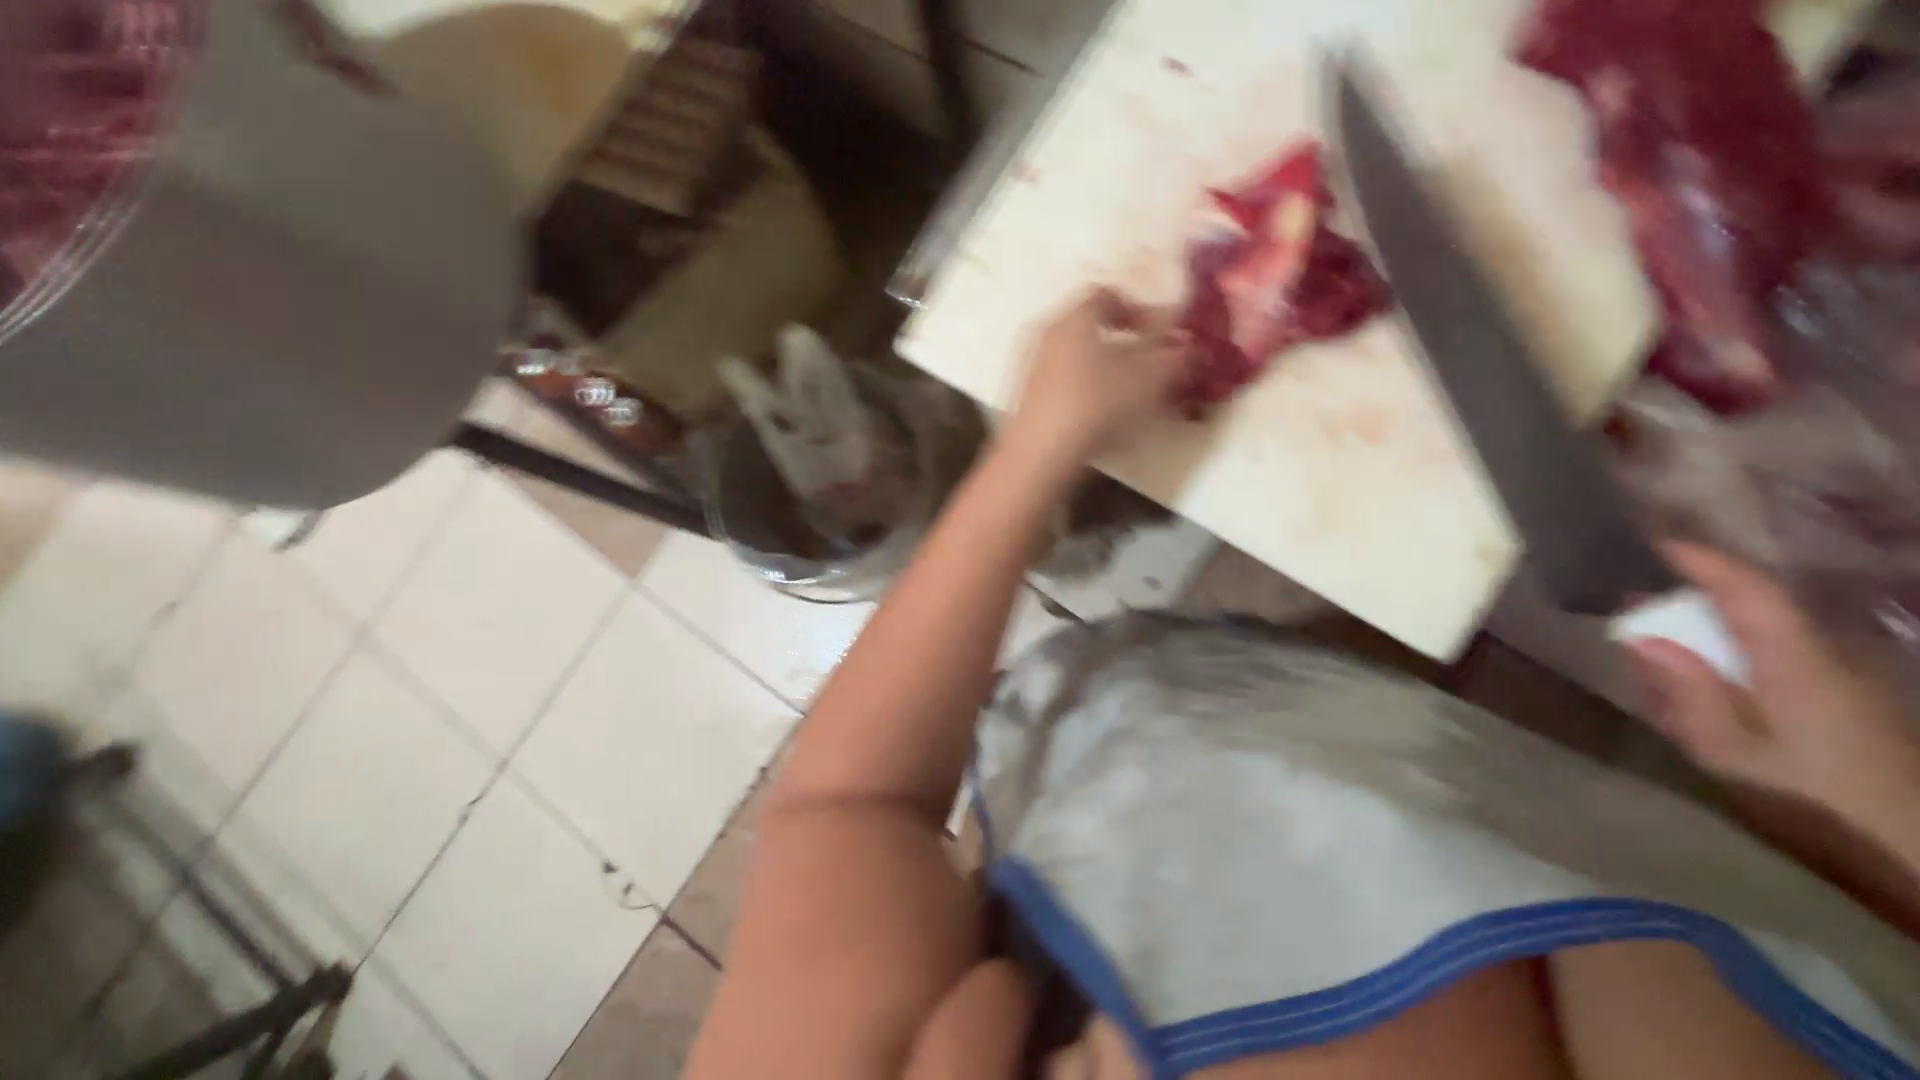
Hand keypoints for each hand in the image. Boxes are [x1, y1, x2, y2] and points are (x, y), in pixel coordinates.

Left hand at [1002, 288, 1188, 467]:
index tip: (1160, 332)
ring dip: (1107, 371)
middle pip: (1090, 328)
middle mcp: (1046, 335)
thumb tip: (1189, 347)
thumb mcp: (1148, 378)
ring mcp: (1031, 368)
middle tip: (1150, 365)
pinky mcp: (1025, 400)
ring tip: (1131, 396)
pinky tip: (1103, 418)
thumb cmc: (1096, 403)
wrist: (1040, 454)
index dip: (1138, 309)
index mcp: (1073, 318)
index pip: (1107, 295)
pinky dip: (1087, 393)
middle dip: (1125, 344)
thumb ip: (1174, 357)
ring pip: (1077, 359)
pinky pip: (1064, 385)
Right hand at [1625, 543, 1919, 841]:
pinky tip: (1698, 700)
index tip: (1652, 543)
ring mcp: (1835, 682)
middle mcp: (1819, 659)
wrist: (1911, 853)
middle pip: (1748, 611)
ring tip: (1654, 667)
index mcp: (1794, 663)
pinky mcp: (1839, 706)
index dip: (1703, 561)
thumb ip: (1688, 693)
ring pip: (1756, 639)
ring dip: (1702, 640)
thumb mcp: (1731, 755)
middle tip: (1629, 618)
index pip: (1749, 591)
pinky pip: (1769, 665)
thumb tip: (1645, 637)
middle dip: (1687, 605)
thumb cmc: (1814, 803)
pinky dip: (1725, 666)